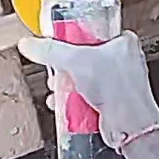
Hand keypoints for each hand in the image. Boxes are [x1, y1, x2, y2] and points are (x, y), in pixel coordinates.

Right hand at [17, 32, 158, 149]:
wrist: (129, 126)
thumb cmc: (119, 90)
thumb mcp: (76, 61)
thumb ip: (50, 51)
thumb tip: (30, 44)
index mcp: (123, 41)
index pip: (93, 32)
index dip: (73, 38)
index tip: (59, 43)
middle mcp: (123, 61)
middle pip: (84, 58)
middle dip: (65, 68)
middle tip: (56, 71)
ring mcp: (118, 83)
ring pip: (84, 80)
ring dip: (67, 86)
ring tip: (58, 89)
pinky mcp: (112, 103)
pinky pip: (88, 97)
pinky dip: (75, 101)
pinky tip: (65, 104)